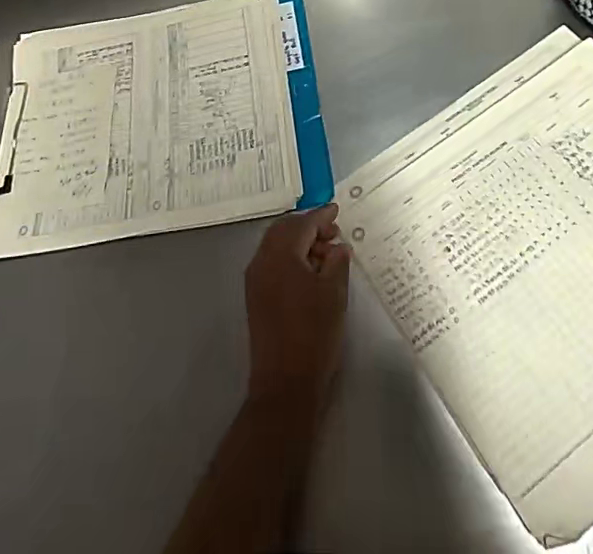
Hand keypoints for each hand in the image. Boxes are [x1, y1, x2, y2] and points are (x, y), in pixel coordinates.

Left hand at [243, 204, 350, 407]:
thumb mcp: (334, 293)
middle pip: (284, 230)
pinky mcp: (256, 296)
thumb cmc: (314, 334)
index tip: (337, 210)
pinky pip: (273, 263)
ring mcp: (255, 280)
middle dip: (308, 227)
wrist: (285, 382)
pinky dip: (291, 257)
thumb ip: (337, 262)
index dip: (321, 216)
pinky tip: (310, 271)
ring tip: (326, 254)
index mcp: (280, 255)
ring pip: (276, 246)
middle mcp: (262, 261)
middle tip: (334, 233)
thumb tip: (337, 247)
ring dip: (299, 242)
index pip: (302, 224)